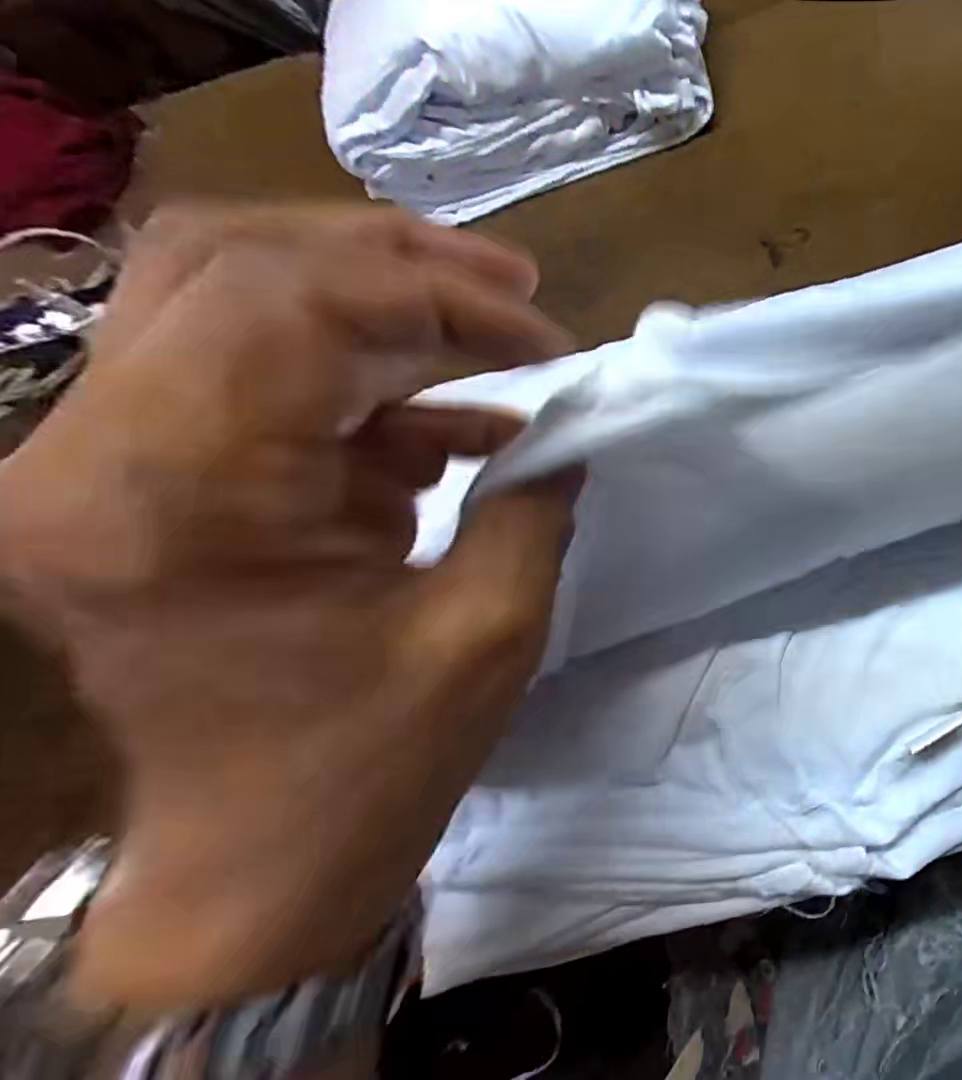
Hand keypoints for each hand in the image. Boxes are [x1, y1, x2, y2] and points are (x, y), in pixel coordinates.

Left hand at [0, 206, 579, 1008]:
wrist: (264, 854)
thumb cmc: (377, 760)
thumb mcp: (490, 629)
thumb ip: (530, 506)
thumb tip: (565, 428)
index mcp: (176, 500)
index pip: (287, 306)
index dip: (436, 296)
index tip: (547, 340)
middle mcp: (98, 454)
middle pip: (227, 262)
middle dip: (394, 259)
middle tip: (514, 285)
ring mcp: (111, 462)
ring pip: (229, 296)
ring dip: (376, 297)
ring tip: (493, 318)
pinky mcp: (160, 481)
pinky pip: (266, 377)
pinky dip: (375, 380)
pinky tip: (465, 423)